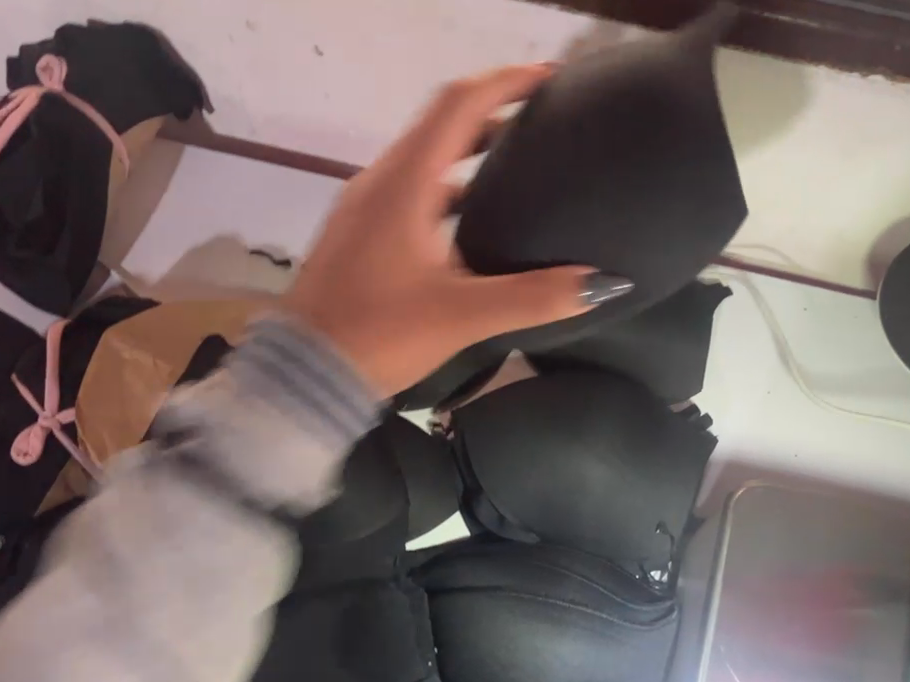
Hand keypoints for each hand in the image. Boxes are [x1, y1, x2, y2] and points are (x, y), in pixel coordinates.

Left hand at [282, 64, 631, 397]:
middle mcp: (378, 183)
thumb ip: (534, 297)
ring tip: (512, 171)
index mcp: (404, 185)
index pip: (459, 105)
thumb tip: (603, 282)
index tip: (549, 80)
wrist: (306, 373)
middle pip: (439, 127)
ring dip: (465, 156)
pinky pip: (405, 193)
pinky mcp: (354, 238)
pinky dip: (442, 190)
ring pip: (420, 162)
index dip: (506, 82)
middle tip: (539, 126)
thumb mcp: (463, 316)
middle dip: (491, 116)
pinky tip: (465, 226)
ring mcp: (361, 210)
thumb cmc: (381, 336)